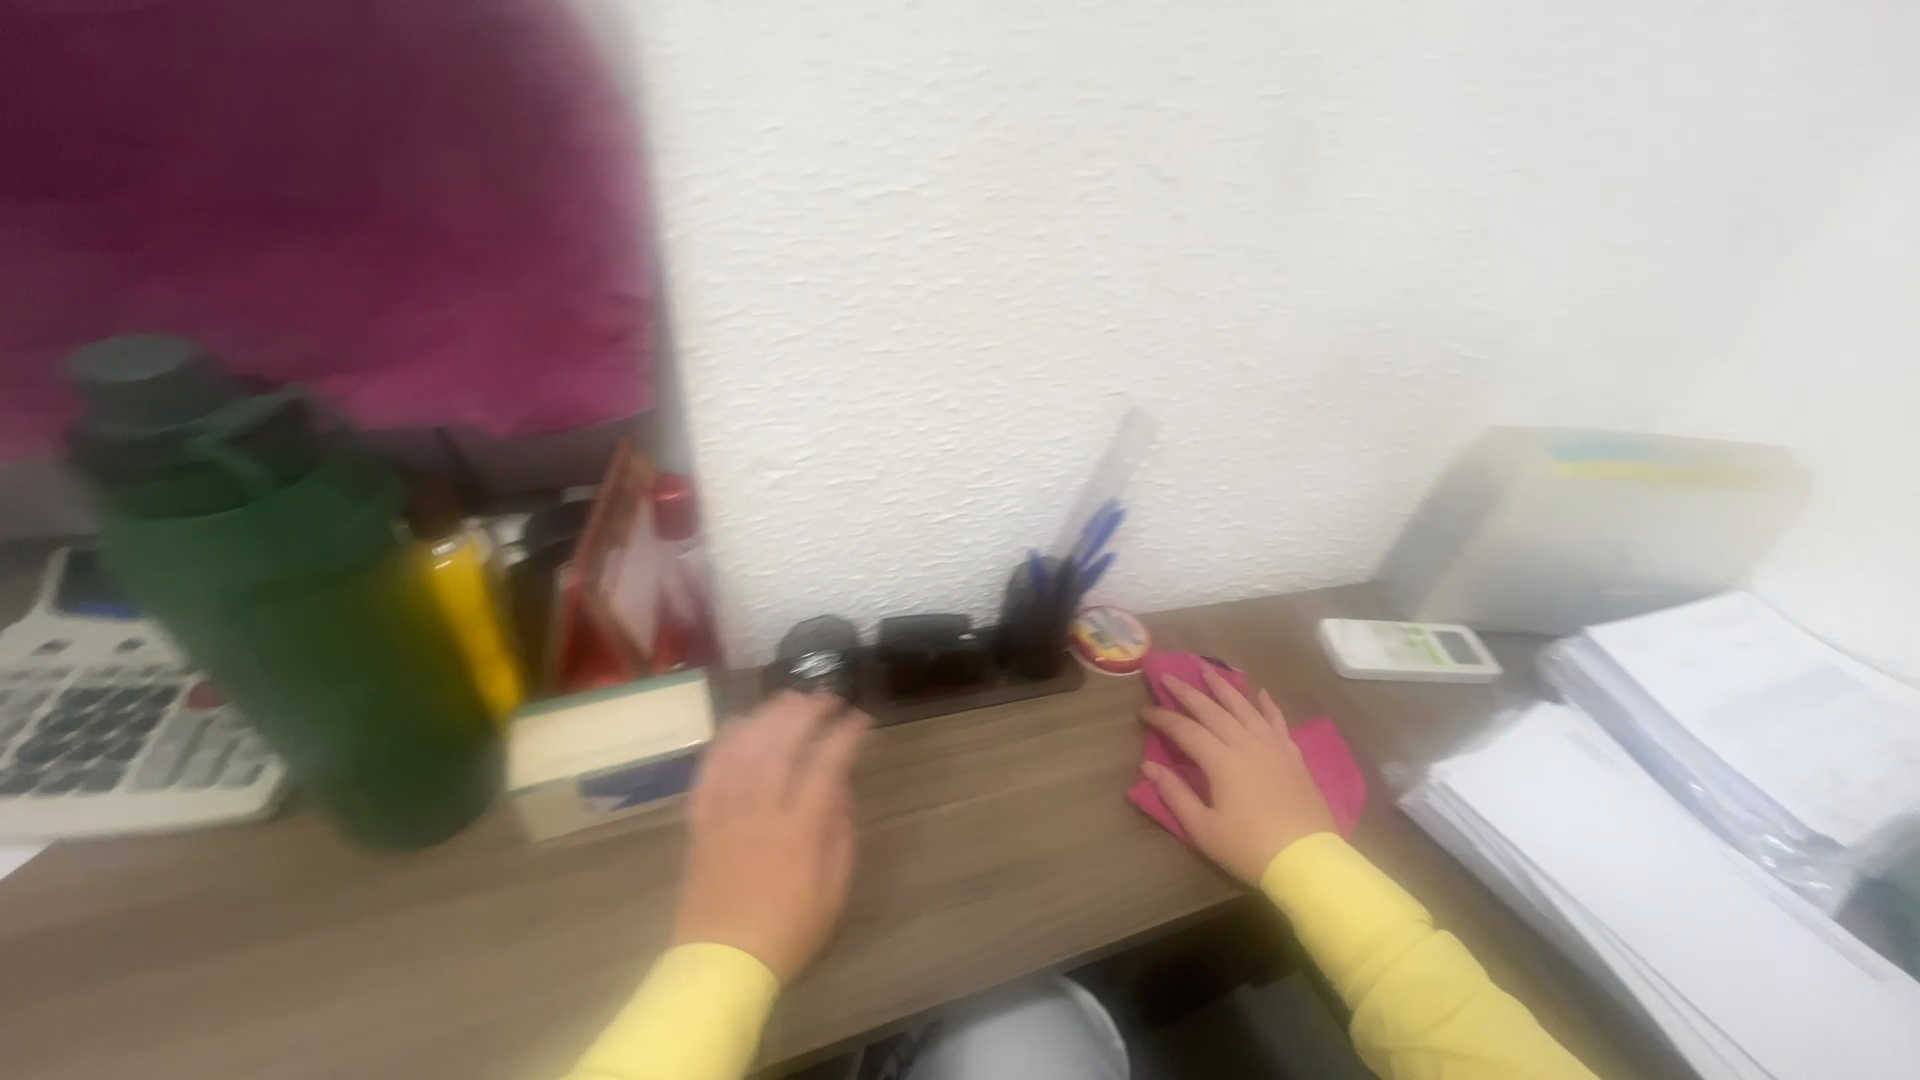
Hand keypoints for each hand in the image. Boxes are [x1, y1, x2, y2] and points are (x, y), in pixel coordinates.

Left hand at [670, 691, 869, 983]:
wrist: (721, 965)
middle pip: (781, 747)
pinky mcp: (699, 825)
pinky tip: (736, 725)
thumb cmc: (788, 933)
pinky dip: (722, 744)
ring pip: (743, 752)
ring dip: (767, 718)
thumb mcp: (834, 891)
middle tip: (825, 697)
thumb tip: (841, 790)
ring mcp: (724, 816)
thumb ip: (840, 834)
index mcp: (799, 832)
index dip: (845, 736)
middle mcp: (760, 813)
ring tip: (787, 699)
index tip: (861, 720)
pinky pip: (707, 775)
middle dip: (806, 714)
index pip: (826, 767)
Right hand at [1139, 667, 1336, 884]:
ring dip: (1224, 688)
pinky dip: (1268, 706)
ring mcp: (1273, 747)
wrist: (1308, 862)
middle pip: (1212, 710)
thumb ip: (1175, 794)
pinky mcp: (1293, 757)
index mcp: (1221, 761)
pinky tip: (1261, 693)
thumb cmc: (1249, 848)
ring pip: (1245, 708)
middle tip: (1168, 677)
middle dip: (1188, 692)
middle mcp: (1246, 744)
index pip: (1185, 730)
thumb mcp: (1203, 828)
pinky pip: (1277, 722)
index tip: (1144, 711)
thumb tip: (1148, 765)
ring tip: (1209, 670)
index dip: (1162, 718)